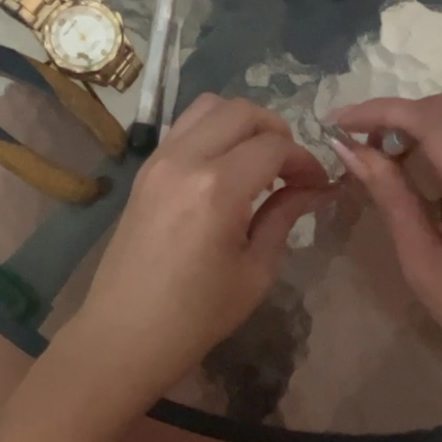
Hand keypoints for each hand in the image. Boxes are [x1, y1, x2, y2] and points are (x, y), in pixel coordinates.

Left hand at [73, 96, 330, 401]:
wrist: (124, 334)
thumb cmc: (196, 316)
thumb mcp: (255, 271)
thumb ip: (284, 217)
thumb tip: (313, 188)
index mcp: (217, 188)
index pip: (274, 146)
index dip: (304, 160)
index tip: (317, 184)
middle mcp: (184, 160)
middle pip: (242, 111)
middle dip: (277, 130)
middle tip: (291, 167)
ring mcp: (158, 160)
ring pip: (208, 107)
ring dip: (242, 123)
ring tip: (258, 160)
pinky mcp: (145, 170)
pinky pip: (184, 128)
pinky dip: (213, 132)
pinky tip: (226, 168)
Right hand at [328, 85, 441, 370]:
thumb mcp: (425, 268)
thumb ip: (391, 200)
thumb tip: (349, 149)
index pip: (434, 121)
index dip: (381, 111)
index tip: (339, 121)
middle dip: (400, 113)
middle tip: (366, 145)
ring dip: (429, 112)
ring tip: (400, 145)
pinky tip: (439, 143)